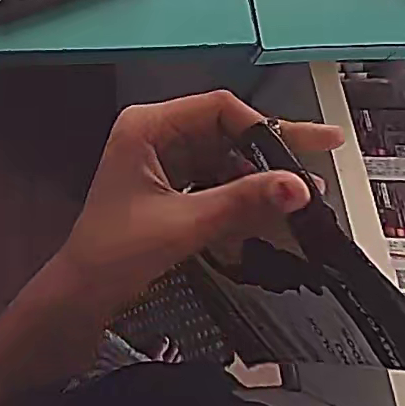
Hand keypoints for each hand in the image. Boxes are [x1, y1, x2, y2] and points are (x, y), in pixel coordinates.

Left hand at [46, 90, 343, 321]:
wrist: (80, 298)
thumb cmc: (114, 254)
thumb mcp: (182, 224)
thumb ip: (241, 202)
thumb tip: (299, 186)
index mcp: (148, 126)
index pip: (217, 108)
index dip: (261, 125)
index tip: (297, 150)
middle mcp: (157, 134)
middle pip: (226, 129)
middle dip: (272, 145)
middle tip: (324, 147)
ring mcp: (165, 159)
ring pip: (226, 154)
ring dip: (261, 173)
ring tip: (306, 190)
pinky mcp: (173, 184)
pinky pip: (217, 178)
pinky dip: (244, 192)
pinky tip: (274, 206)